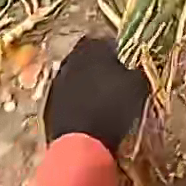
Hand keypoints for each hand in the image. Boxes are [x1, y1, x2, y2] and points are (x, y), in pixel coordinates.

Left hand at [42, 37, 149, 151]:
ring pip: (76, 78)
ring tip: (103, 99)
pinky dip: (78, 102)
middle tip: (116, 79)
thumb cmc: (113, 106)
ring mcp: (56, 85)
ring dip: (87, 84)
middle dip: (100, 66)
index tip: (127, 63)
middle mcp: (70, 61)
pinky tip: (90, 114)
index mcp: (91, 49)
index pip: (105, 41)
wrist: (81, 144)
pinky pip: (67, 98)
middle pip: (87, 58)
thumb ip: (136, 69)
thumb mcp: (137, 84)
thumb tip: (136, 68)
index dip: (117, 51)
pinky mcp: (48, 107)